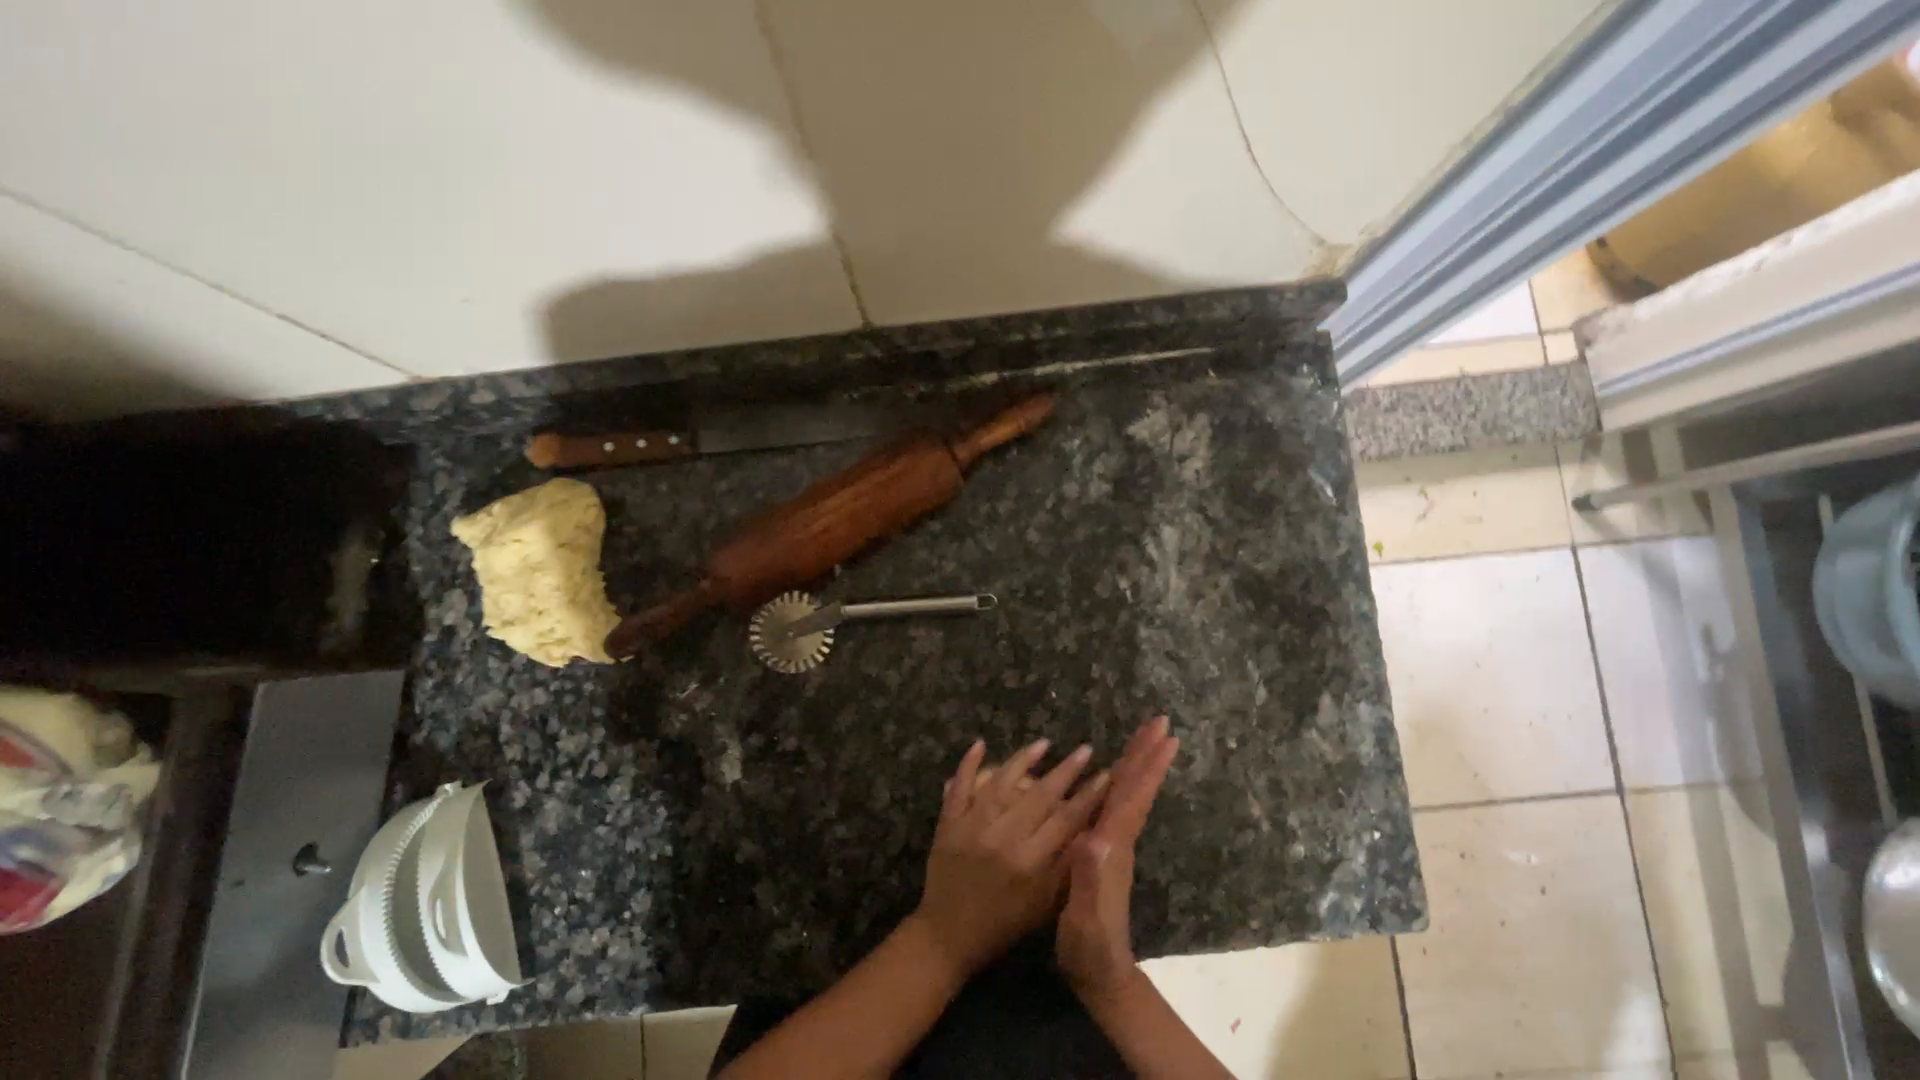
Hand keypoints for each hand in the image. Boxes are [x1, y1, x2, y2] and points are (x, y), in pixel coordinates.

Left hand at [912, 737, 1110, 977]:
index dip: (1088, 796)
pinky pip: (959, 788)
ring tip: (1044, 743)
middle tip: (1085, 750)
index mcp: (1029, 862)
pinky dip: (968, 764)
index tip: (1106, 775)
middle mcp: (1002, 838)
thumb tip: (1094, 832)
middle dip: (1066, 770)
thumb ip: (1067, 868)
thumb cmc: (1003, 924)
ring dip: (1024, 759)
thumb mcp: (1044, 905)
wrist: (948, 936)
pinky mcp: (948, 823)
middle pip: (1039, 795)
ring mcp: (972, 827)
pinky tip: (981, 743)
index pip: (1066, 819)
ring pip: (1002, 783)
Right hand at [1056, 716, 1178, 1000]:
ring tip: (1146, 738)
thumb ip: (1089, 880)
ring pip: (1130, 796)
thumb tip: (1094, 839)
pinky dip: (1123, 785)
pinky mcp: (1105, 854)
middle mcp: (1118, 841)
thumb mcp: (1084, 918)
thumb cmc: (1089, 946)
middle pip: (1137, 790)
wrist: (1100, 973)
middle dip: (1147, 755)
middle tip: (1160, 722)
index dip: (1146, 766)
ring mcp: (1114, 847)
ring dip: (1139, 765)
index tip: (1163, 736)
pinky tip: (1117, 777)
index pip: (1132, 798)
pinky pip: (1117, 807)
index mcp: (1112, 848)